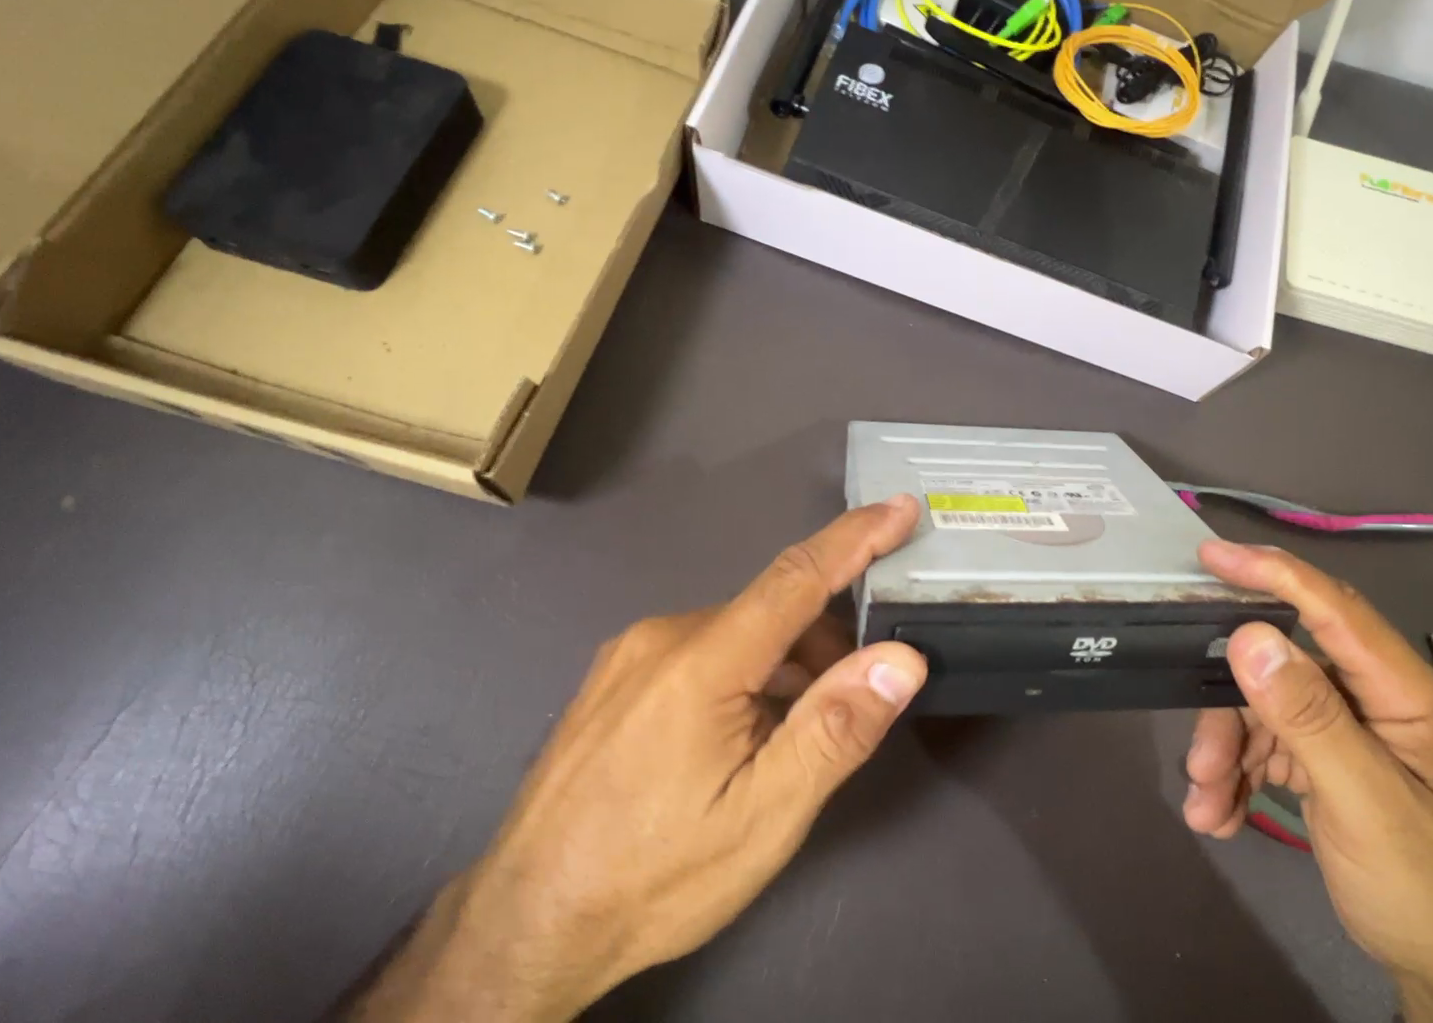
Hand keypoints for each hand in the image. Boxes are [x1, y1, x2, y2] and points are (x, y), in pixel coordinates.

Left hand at [349, 497, 929, 1021]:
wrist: (529, 925)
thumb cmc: (657, 875)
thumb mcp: (766, 815)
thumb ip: (836, 728)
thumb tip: (900, 657)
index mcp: (701, 661)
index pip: (796, 577)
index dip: (856, 538)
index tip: (903, 508)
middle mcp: (660, 638)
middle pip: (770, 611)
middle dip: (829, 638)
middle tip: (863, 698)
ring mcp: (628, 658)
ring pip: (736, 634)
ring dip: (787, 663)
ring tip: (799, 738)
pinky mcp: (613, 683)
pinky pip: (700, 655)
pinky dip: (746, 675)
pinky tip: (746, 739)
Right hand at [1182, 541, 1432, 1022]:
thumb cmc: (1430, 891)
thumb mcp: (1365, 806)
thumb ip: (1308, 718)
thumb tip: (1249, 635)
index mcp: (1408, 696)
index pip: (1336, 611)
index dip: (1273, 574)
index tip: (1210, 553)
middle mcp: (1379, 702)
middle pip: (1284, 670)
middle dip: (1232, 711)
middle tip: (1198, 764)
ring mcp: (1354, 734)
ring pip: (1266, 710)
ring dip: (1227, 753)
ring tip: (1208, 807)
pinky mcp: (1333, 765)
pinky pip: (1269, 748)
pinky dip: (1238, 777)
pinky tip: (1221, 817)